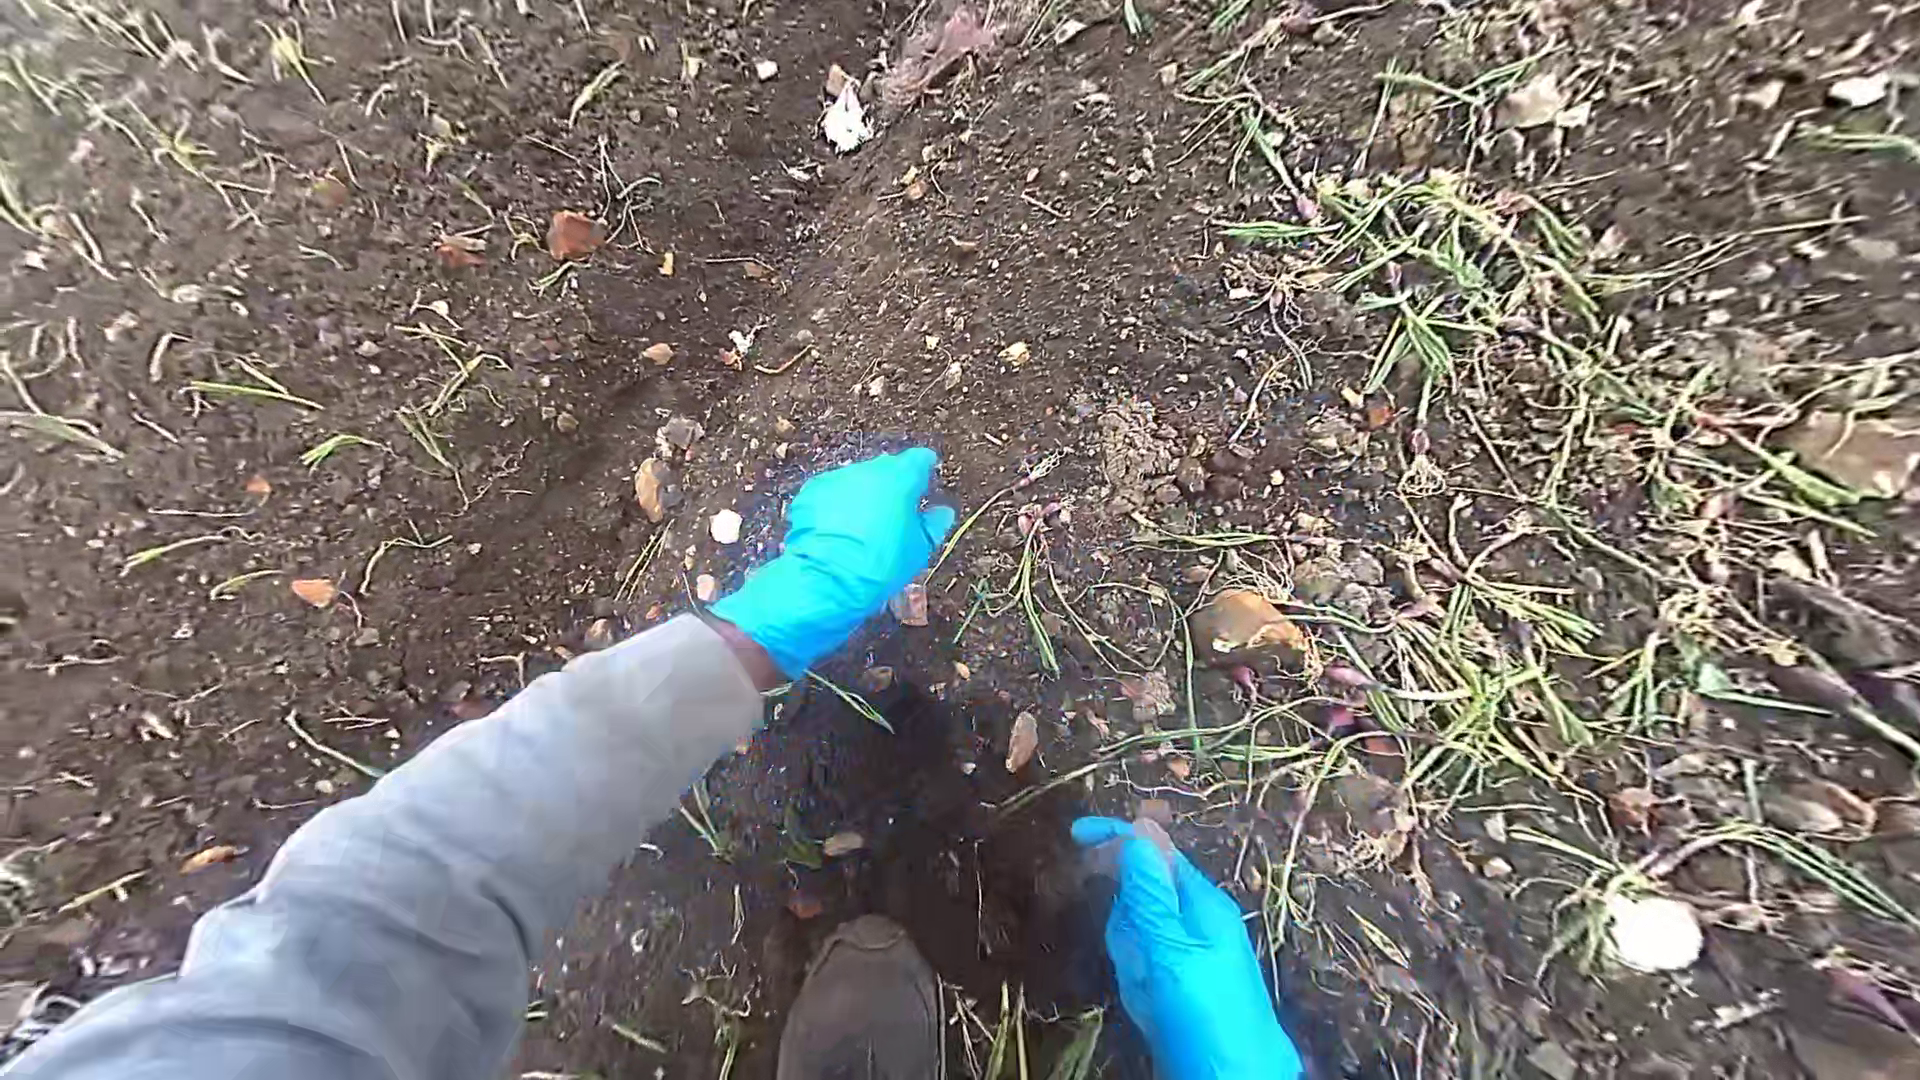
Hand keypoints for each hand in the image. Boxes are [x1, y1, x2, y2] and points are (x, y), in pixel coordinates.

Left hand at [710, 448, 955, 677]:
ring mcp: (836, 479)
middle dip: (893, 485)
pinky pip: (832, 494)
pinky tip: (840, 530)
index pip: (919, 460)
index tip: (927, 475)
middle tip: (897, 510)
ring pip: (857, 481)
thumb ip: (933, 526)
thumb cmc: (882, 564)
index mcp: (899, 478)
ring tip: (865, 526)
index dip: (924, 468)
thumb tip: (942, 513)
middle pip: (886, 469)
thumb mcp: (918, 549)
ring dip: (865, 495)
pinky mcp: (811, 494)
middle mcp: (867, 470)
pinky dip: (838, 506)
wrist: (827, 580)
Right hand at [1072, 817, 1304, 1079]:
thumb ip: (1149, 889)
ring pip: (1135, 929)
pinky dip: (1137, 981)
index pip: (1154, 849)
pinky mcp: (1176, 983)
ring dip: (1131, 955)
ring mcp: (1187, 953)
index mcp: (1202, 902)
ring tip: (1149, 990)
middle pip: (1140, 892)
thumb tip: (1137, 827)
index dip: (1116, 837)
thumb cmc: (1206, 1015)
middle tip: (1135, 957)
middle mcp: (1196, 920)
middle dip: (1126, 920)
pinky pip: (1141, 963)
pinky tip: (1151, 1007)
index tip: (1076, 834)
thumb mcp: (1171, 948)